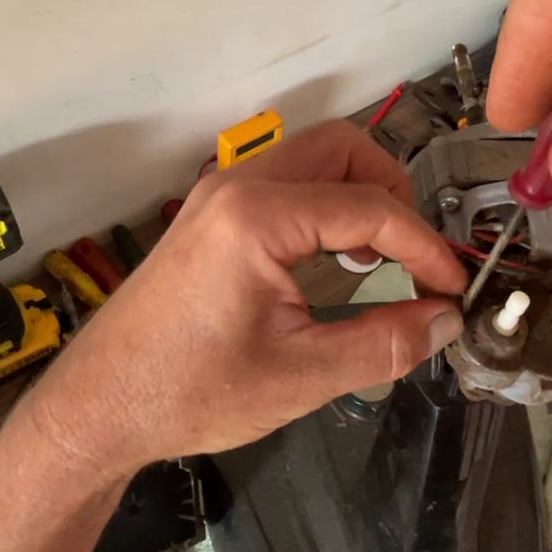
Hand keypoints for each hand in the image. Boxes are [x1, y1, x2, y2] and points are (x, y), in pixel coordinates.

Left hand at [14, 121, 466, 478]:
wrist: (100, 404)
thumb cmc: (191, 394)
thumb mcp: (300, 376)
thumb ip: (383, 343)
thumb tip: (445, 319)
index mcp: (258, 216)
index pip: (369, 206)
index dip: (424, 246)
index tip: (452, 287)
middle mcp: (238, 185)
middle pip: (342, 148)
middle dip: (392, 192)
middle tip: (412, 256)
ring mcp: (219, 193)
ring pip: (313, 157)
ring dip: (358, 193)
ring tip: (377, 257)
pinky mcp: (211, 212)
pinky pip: (286, 181)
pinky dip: (325, 203)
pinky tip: (332, 257)